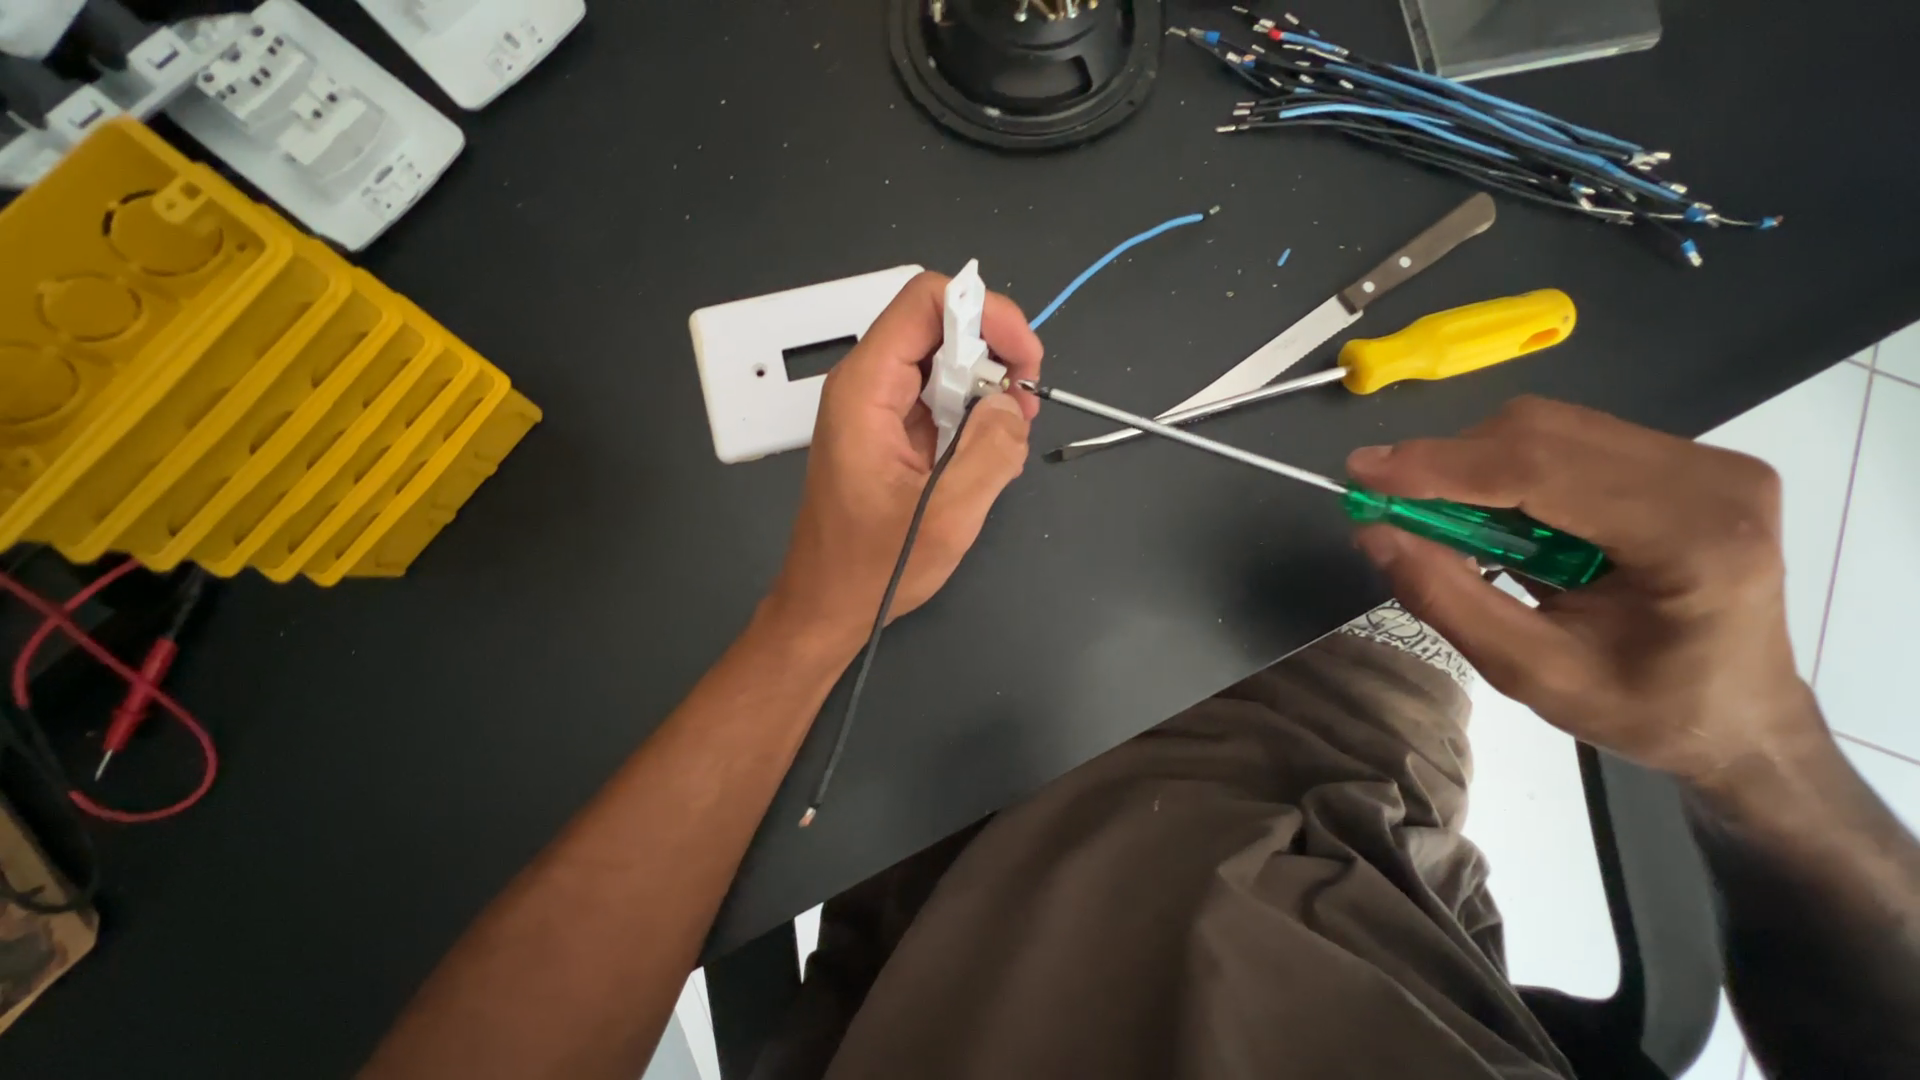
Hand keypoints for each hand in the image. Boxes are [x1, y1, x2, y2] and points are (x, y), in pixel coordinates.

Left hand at [767, 272, 1042, 645]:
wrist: (828, 607)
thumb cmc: (874, 568)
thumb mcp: (944, 516)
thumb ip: (989, 452)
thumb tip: (1010, 405)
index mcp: (866, 389)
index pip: (926, 300)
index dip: (985, 312)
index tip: (1024, 359)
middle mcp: (868, 386)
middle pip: (939, 327)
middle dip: (994, 353)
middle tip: (1026, 404)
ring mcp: (878, 410)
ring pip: (944, 364)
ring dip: (987, 389)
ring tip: (1013, 434)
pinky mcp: (891, 434)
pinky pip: (939, 402)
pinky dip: (973, 417)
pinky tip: (989, 455)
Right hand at [1345, 396, 1826, 788]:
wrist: (1738, 718)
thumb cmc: (1642, 710)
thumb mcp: (1530, 672)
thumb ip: (1448, 598)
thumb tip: (1373, 532)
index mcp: (1694, 538)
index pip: (1542, 470)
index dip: (1441, 464)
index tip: (1361, 470)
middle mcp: (1711, 479)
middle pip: (1543, 432)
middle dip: (1450, 463)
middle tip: (1387, 504)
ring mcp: (1706, 462)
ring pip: (1550, 426)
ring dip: (1475, 465)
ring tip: (1444, 521)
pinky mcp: (1685, 460)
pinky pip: (1567, 437)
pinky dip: (1506, 468)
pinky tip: (1494, 515)